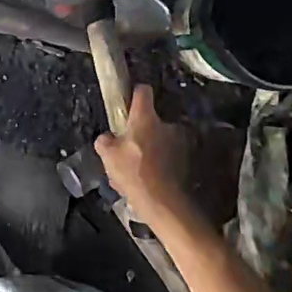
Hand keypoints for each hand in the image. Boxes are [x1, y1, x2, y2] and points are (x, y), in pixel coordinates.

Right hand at [93, 85, 193, 228]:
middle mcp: (166, 124)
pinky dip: (159, 163)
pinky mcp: (185, 159)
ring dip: (151, 148)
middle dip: (141, 131)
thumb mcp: (107, 155)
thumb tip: (107, 137)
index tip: (128, 100)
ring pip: (160, 140)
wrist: (162, 200)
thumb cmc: (133, 171)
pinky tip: (149, 178)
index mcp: (145, 118)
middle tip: (129, 147)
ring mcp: (178, 142)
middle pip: (151, 120)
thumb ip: (105, 141)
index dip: (134, 93)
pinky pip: (167, 156)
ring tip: (139, 167)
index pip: (143, 91)